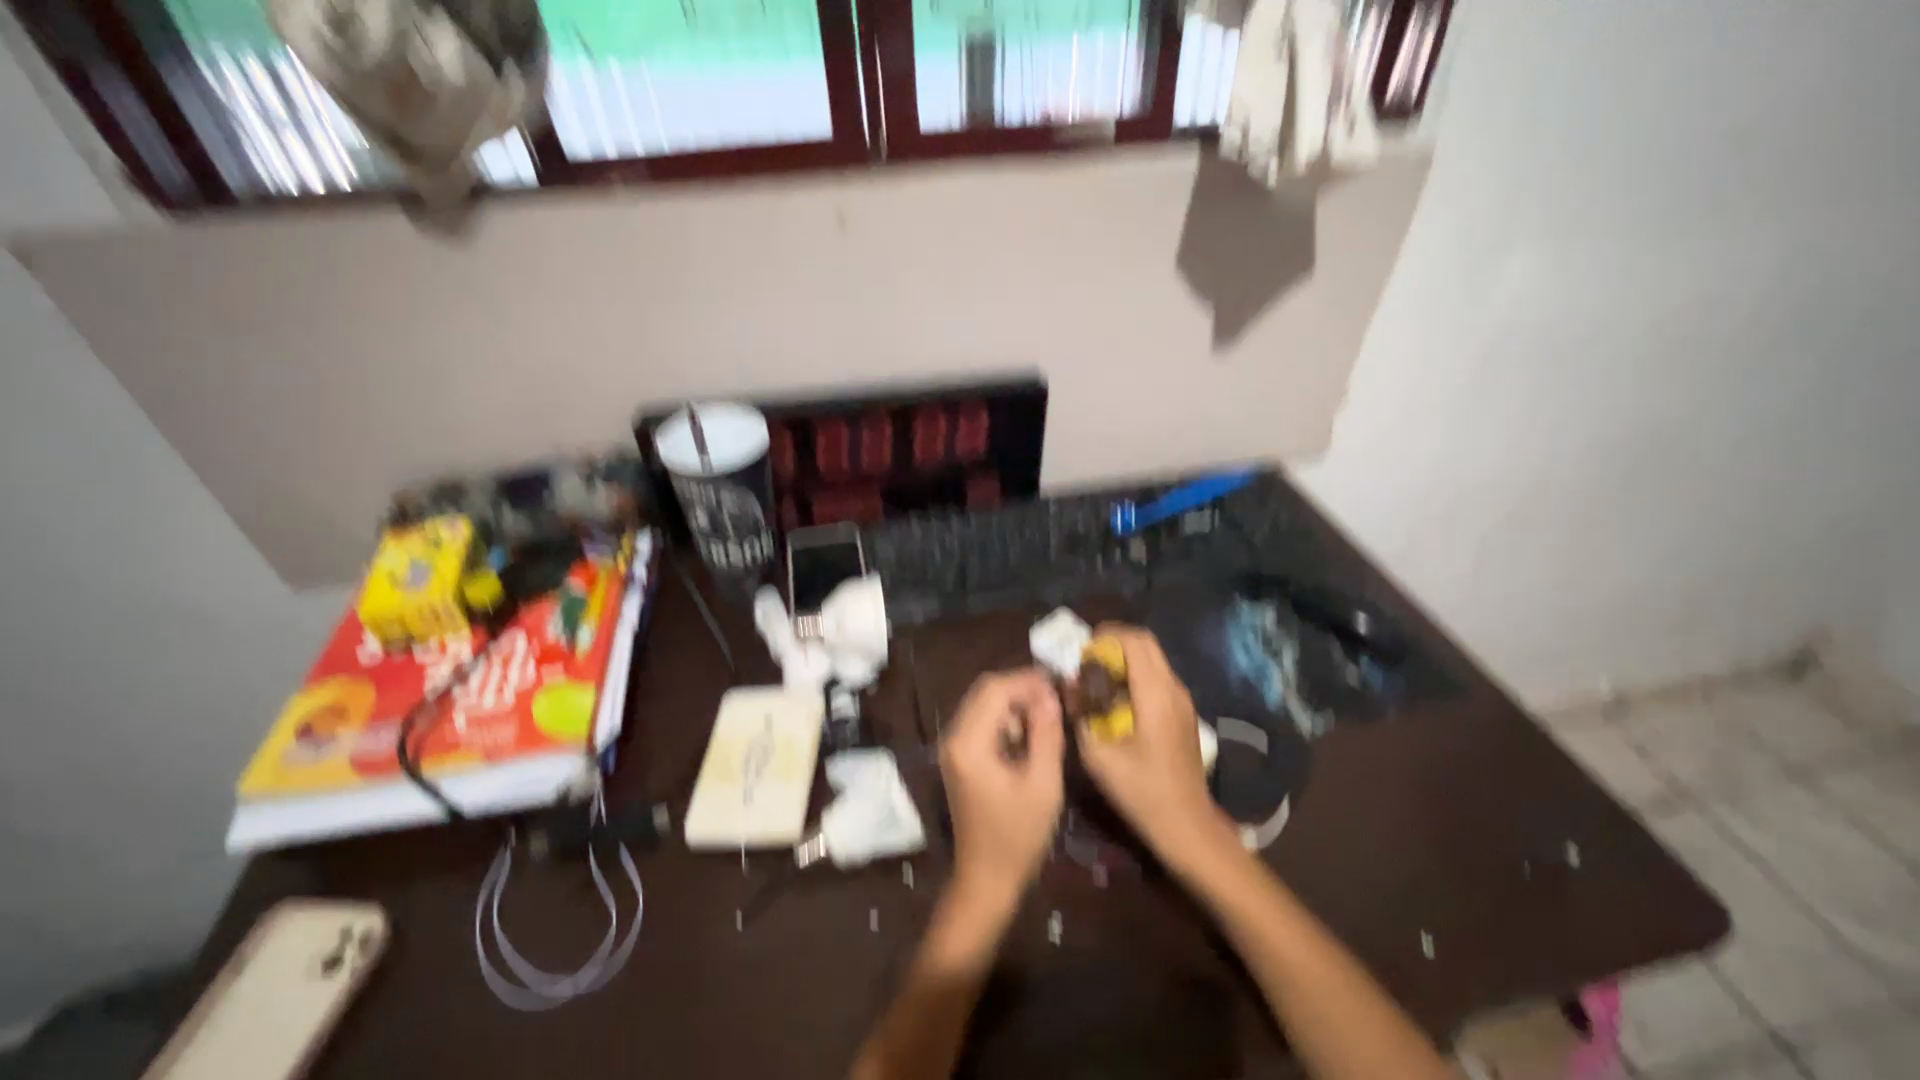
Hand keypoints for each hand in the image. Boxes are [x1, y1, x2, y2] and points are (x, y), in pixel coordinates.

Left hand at [940, 669, 1065, 906]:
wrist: (987, 877)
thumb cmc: (1018, 836)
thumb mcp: (1043, 784)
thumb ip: (1046, 734)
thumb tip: (1050, 695)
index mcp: (968, 743)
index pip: (995, 690)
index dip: (1028, 681)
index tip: (1060, 685)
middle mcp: (953, 738)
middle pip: (985, 692)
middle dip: (1022, 689)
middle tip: (1057, 699)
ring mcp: (953, 748)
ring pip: (984, 705)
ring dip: (1015, 705)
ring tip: (1048, 719)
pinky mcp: (960, 758)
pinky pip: (982, 724)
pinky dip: (1007, 721)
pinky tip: (1030, 738)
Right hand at [1075, 626, 1235, 860]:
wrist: (1185, 824)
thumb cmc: (1140, 791)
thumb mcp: (1098, 756)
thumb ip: (1081, 714)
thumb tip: (1069, 685)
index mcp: (1155, 694)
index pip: (1134, 641)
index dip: (1105, 636)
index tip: (1081, 652)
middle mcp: (1174, 689)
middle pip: (1146, 644)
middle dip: (1114, 645)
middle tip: (1086, 664)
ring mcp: (1183, 701)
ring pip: (1154, 661)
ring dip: (1125, 662)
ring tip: (1097, 683)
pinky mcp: (1184, 715)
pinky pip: (1159, 680)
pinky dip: (1136, 677)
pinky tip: (1116, 704)